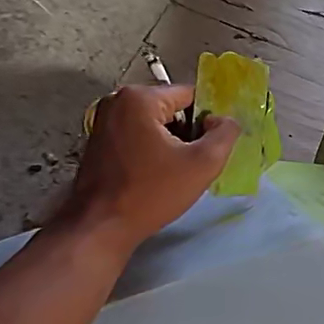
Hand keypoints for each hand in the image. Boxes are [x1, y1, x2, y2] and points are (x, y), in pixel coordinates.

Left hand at [54, 85, 238, 251]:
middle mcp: (117, 101)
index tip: (208, 148)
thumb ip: (225, 134)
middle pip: (171, 109)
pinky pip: (137, 136)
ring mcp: (103, 121)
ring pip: (154, 124)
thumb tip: (225, 121)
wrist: (101, 227)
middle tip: (192, 164)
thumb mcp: (202, 164)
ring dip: (169, 144)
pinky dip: (150, 151)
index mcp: (140, 98)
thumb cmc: (151, 193)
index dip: (206, 121)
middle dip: (186, 134)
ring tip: (174, 174)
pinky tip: (154, 177)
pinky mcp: (98, 141)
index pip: (190, 96)